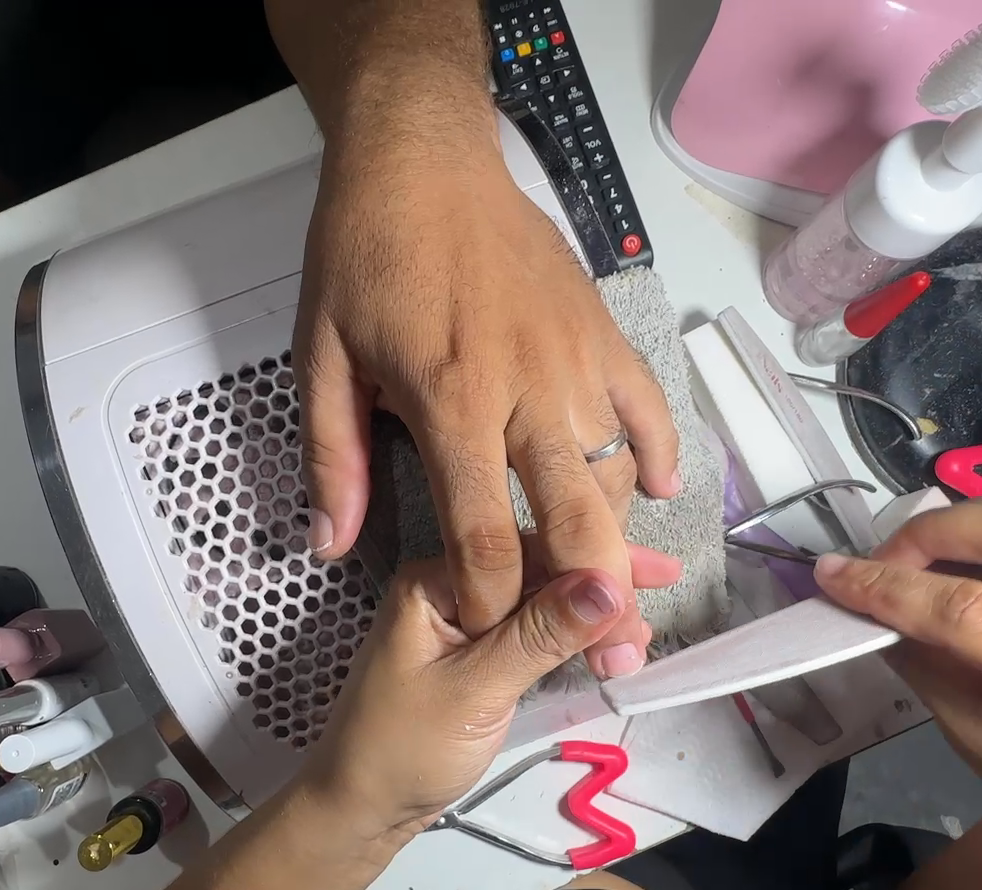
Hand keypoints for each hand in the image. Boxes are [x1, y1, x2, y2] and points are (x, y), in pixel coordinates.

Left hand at [294, 119, 680, 681]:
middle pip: (576, 519)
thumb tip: (331, 547)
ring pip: (618, 474)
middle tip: (581, 636)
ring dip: (616, 535)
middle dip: (583, 593)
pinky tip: (655, 490)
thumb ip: (332, 460)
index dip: (489, 599)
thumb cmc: (365, 257)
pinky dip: (659, 455)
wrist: (423, 161)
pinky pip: (651, 407)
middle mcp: (527, 392)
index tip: (484, 628)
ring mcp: (578, 360)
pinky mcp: (604, 333)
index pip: (485, 535)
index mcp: (452, 404)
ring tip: (604, 576)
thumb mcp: (322, 359)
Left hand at [296, 543, 679, 845]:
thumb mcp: (476, 690)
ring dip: (591, 613)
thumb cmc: (405, 750)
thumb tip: (611, 582)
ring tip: (640, 630)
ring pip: (540, 601)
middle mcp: (449, 585)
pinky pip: (530, 630)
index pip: (525, 549)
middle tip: (659, 599)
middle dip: (599, 586)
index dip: (590, 563)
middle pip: (537, 570)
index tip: (650, 582)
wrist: (360, 811)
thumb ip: (541, 635)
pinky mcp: (475, 652)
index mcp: (435, 578)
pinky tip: (607, 639)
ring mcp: (462, 620)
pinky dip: (570, 637)